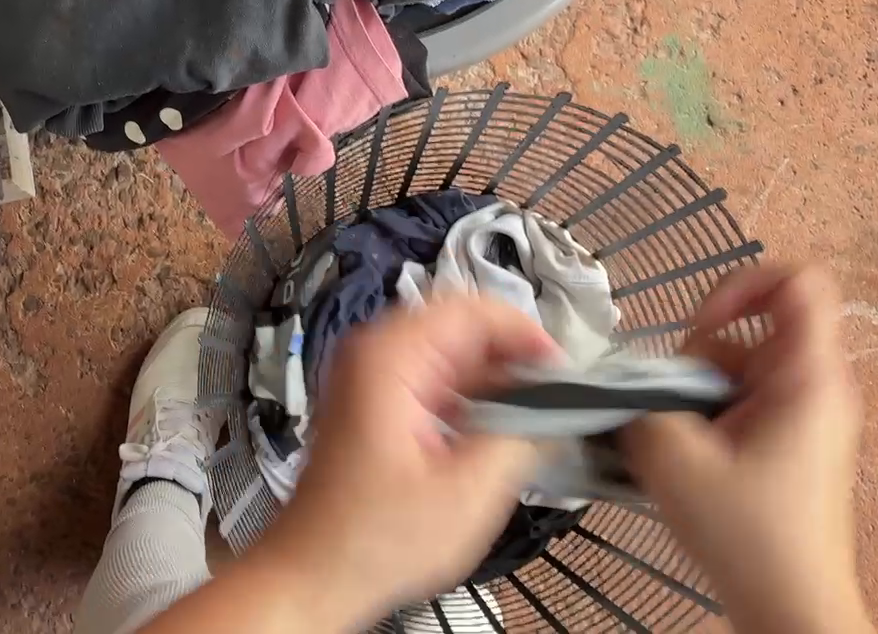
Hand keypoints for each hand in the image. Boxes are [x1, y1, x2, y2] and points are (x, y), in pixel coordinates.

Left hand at [242, 296, 557, 627]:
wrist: (314, 568)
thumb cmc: (380, 537)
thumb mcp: (466, 495)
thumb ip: (518, 441)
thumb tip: (554, 409)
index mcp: (390, 356)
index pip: (467, 309)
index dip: (522, 330)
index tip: (563, 368)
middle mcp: (374, 349)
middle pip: (455, 323)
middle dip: (510, 353)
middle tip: (556, 393)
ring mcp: (368, 370)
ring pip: (445, 348)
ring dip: (491, 373)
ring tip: (536, 411)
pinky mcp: (371, 395)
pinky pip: (428, 372)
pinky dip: (466, 389)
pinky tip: (496, 423)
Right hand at [620, 264, 870, 633]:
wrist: (791, 610)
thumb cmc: (749, 535)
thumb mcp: (671, 454)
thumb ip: (633, 395)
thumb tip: (616, 374)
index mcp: (806, 378)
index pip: (796, 283)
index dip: (739, 281)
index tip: (699, 320)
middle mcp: (810, 386)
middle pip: (742, 328)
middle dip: (692, 356)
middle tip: (672, 403)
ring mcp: (797, 412)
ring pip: (727, 364)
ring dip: (687, 390)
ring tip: (674, 439)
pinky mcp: (781, 435)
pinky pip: (730, 394)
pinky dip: (696, 411)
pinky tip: (683, 452)